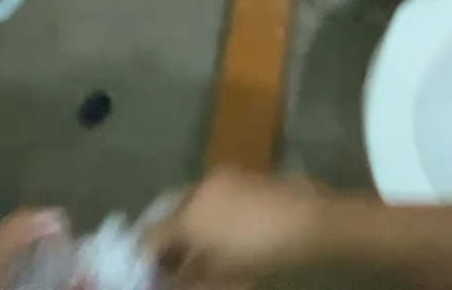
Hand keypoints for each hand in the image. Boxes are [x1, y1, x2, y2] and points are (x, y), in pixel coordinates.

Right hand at [147, 169, 332, 285]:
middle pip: (167, 213)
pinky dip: (204, 211)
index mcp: (189, 214)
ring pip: (188, 201)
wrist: (307, 220)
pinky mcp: (240, 172)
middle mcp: (199, 188)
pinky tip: (215, 232)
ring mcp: (221, 176)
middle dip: (163, 238)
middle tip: (167, 263)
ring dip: (184, 224)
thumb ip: (182, 277)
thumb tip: (162, 278)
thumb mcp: (217, 275)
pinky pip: (209, 192)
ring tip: (193, 251)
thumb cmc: (260, 252)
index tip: (147, 275)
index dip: (145, 259)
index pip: (150, 237)